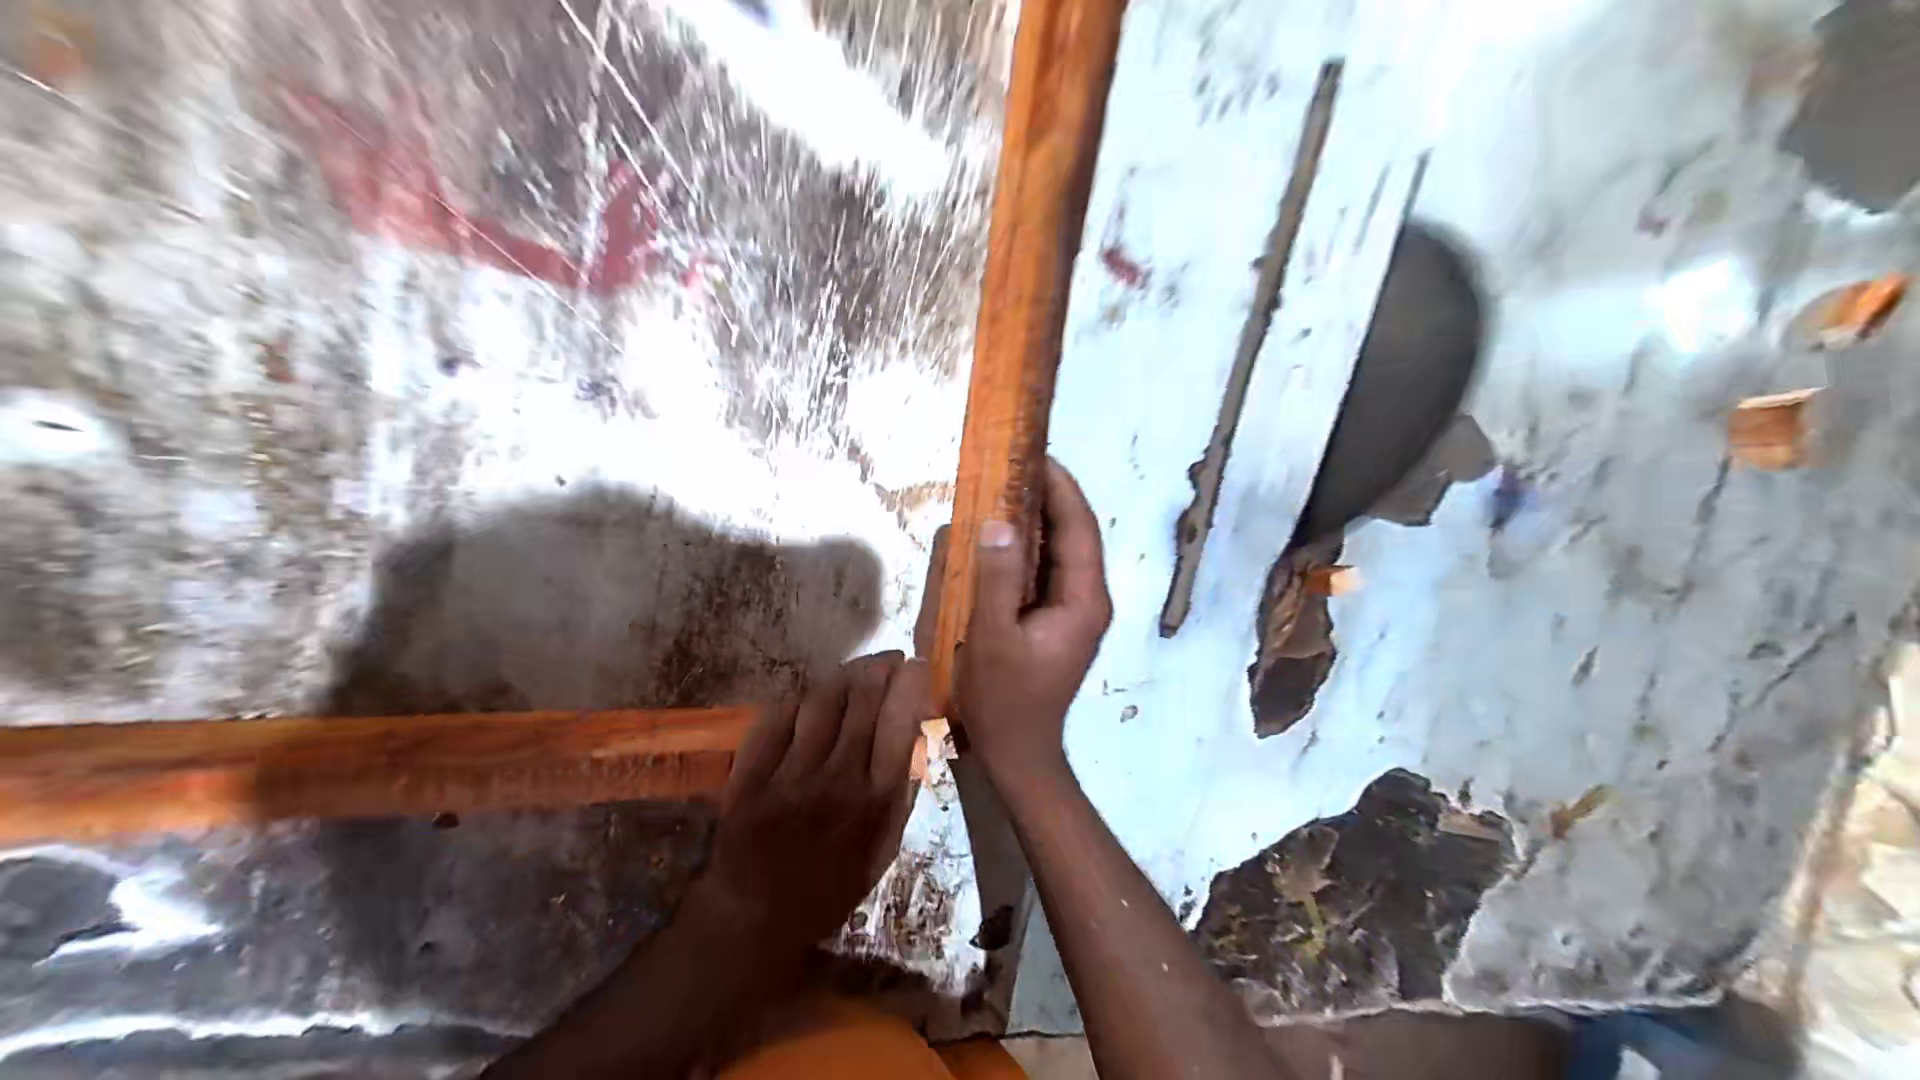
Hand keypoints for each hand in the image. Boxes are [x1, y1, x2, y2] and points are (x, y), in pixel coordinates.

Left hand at [695, 652, 927, 953]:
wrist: (755, 917)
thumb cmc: (830, 885)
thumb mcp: (884, 848)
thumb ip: (901, 790)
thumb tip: (913, 734)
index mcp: (875, 799)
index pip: (899, 720)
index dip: (910, 682)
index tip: (915, 665)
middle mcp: (836, 778)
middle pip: (861, 699)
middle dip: (878, 668)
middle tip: (887, 659)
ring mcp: (790, 774)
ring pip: (821, 700)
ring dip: (843, 676)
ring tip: (854, 672)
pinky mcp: (751, 774)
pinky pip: (778, 717)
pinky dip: (799, 699)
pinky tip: (810, 698)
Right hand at [956, 460, 1112, 783]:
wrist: (1018, 754)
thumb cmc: (1005, 701)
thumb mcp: (993, 639)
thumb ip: (995, 579)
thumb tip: (995, 521)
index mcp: (1084, 600)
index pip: (1079, 527)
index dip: (1060, 486)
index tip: (1034, 453)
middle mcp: (1087, 599)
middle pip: (1074, 533)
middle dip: (1047, 495)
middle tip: (1011, 463)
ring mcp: (1073, 609)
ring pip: (1061, 549)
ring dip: (1036, 518)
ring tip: (1002, 488)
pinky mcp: (1056, 619)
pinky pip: (1045, 570)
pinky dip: (1026, 547)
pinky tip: (999, 535)